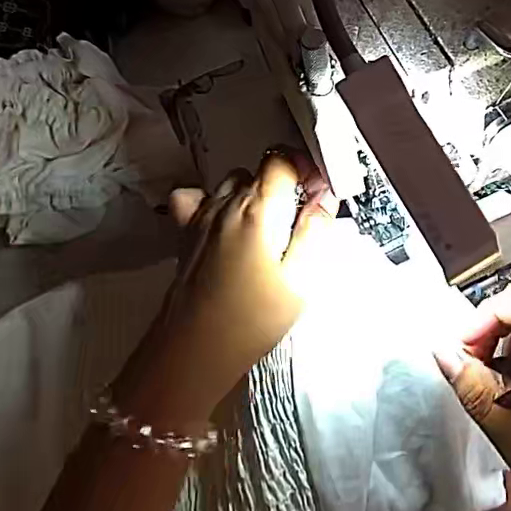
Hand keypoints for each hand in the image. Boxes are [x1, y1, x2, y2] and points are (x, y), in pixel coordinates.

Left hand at [112, 151, 333, 427]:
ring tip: (270, 227)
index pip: (281, 160)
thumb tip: (323, 201)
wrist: (194, 351)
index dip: (305, 169)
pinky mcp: (187, 233)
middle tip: (302, 217)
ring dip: (256, 194)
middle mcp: (224, 205)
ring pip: (234, 182)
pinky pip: (199, 198)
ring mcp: (201, 217)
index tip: (318, 193)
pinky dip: (217, 201)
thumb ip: (314, 232)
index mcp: (256, 211)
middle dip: (286, 185)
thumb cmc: (249, 321)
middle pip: (259, 170)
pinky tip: (231, 224)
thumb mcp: (299, 282)